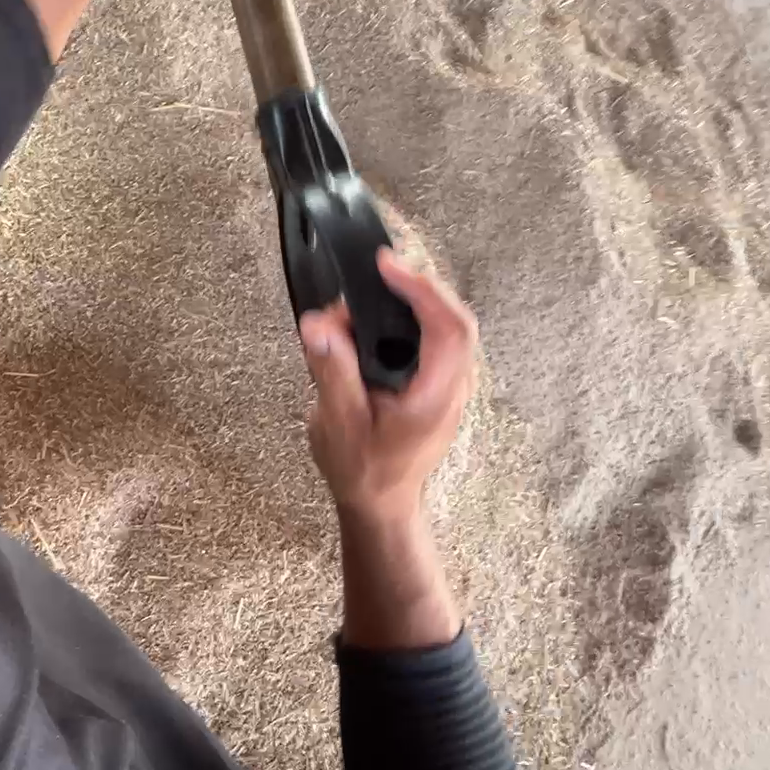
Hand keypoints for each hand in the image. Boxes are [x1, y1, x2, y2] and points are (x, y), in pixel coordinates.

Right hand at [299, 249, 479, 520]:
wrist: (380, 503)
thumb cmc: (362, 469)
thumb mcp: (339, 423)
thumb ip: (332, 370)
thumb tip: (317, 323)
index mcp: (436, 397)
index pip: (450, 329)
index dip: (423, 289)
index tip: (385, 266)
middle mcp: (453, 386)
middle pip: (452, 318)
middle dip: (413, 288)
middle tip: (371, 275)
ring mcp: (449, 385)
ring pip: (442, 325)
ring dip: (405, 303)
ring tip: (358, 305)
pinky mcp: (436, 383)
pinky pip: (430, 338)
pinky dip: (402, 320)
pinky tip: (369, 322)